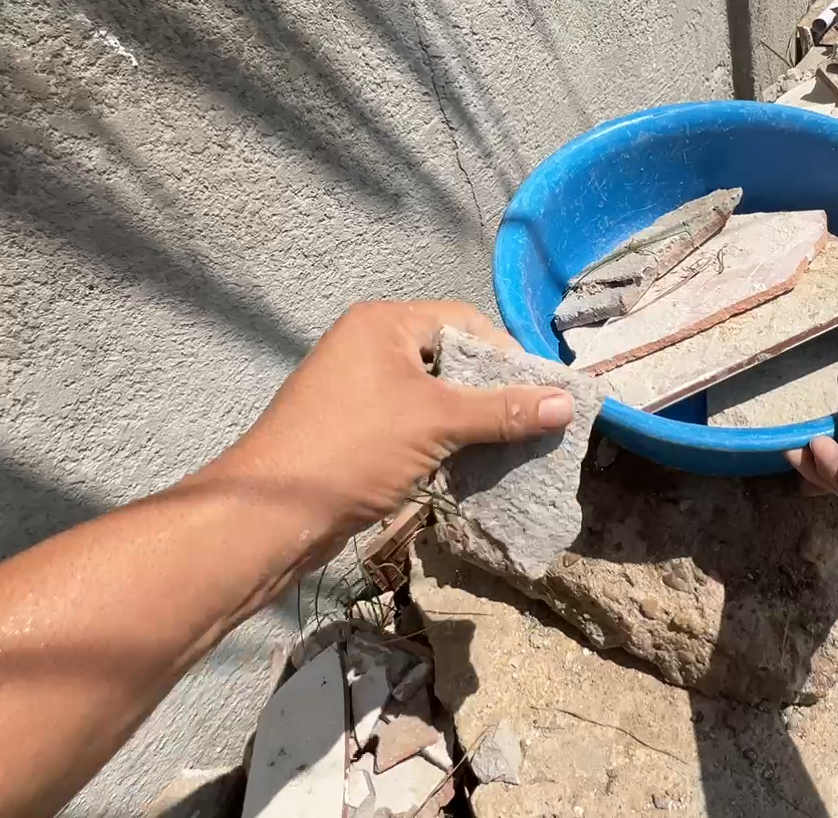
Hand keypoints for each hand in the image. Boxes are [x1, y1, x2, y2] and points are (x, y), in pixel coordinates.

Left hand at [221, 301, 574, 539]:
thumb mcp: (436, 423)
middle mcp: (370, 344)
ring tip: (508, 441)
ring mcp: (359, 385)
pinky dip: (443, 435)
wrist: (270, 515)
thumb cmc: (353, 448)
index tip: (539, 391)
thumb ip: (502, 410)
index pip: (463, 321)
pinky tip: (469, 459)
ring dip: (468, 415)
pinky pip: (413, 418)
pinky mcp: (355, 424)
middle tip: (530, 417)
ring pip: (432, 391)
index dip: (505, 353)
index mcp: (383, 323)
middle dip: (489, 387)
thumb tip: (566, 402)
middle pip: (449, 356)